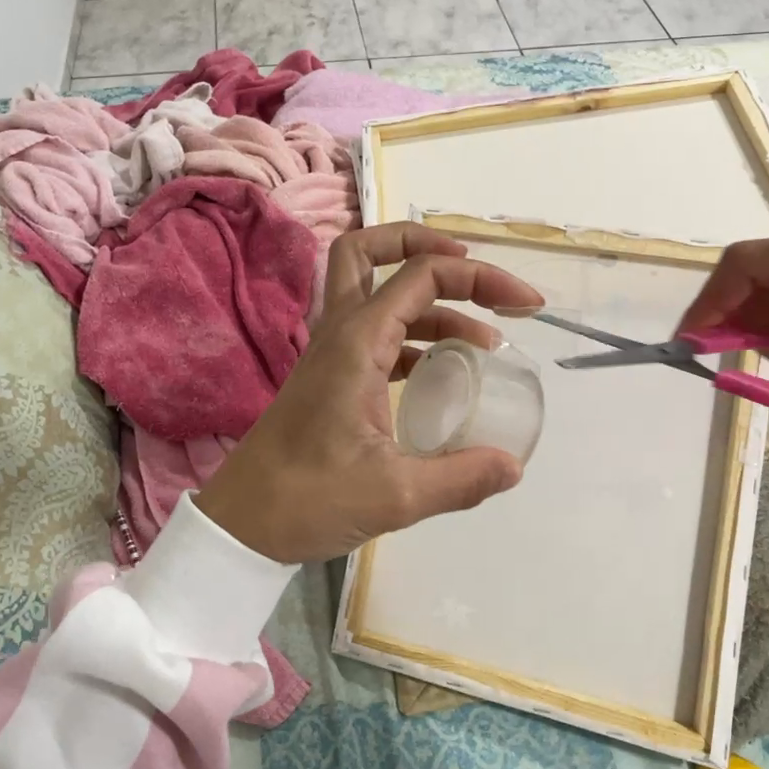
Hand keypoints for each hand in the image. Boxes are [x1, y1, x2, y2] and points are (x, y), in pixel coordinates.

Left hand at [193, 223, 544, 563]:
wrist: (243, 523)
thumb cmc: (308, 501)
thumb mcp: (394, 496)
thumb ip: (460, 479)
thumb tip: (514, 466)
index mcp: (356, 344)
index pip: (420, 274)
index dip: (479, 276)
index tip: (526, 306)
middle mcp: (340, 336)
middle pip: (368, 254)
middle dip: (422, 246)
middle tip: (476, 277)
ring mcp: (330, 356)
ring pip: (374, 297)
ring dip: (429, 303)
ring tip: (485, 343)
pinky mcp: (329, 381)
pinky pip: (375, 338)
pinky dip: (413, 339)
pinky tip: (444, 372)